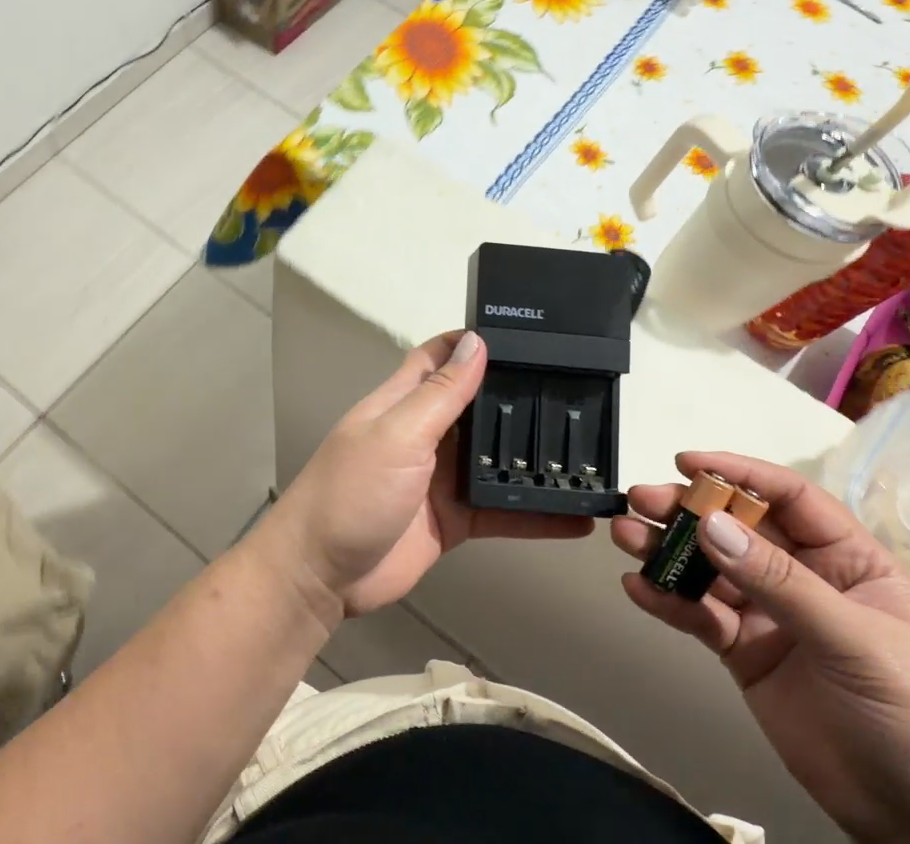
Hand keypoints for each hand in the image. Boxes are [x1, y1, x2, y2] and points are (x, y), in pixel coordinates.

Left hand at [252, 331, 592, 619]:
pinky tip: (576, 516)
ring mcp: (438, 479)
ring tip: (588, 452)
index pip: (440, 358)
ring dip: (532, 458)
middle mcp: (424, 435)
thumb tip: (476, 342)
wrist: (321, 576)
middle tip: (578, 391)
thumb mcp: (396, 436)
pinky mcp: (452, 520)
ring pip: (494, 460)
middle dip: (517, 398)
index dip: (475, 342)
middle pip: (477, 407)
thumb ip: (440, 394)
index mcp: (402, 403)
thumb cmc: (349, 494)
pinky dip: (535, 514)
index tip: (527, 335)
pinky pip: (501, 511)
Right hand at [612, 453, 909, 843]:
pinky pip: (700, 619)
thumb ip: (783, 585)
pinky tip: (638, 589)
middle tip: (640, 500)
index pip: (791, 499)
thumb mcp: (862, 644)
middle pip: (738, 529)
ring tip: (625, 538)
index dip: (739, 474)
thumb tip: (713, 527)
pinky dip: (667, 602)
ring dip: (668, 551)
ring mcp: (773, 619)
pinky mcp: (746, 657)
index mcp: (851, 562)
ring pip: (710, 570)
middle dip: (688, 511)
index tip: (687, 462)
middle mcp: (806, 580)